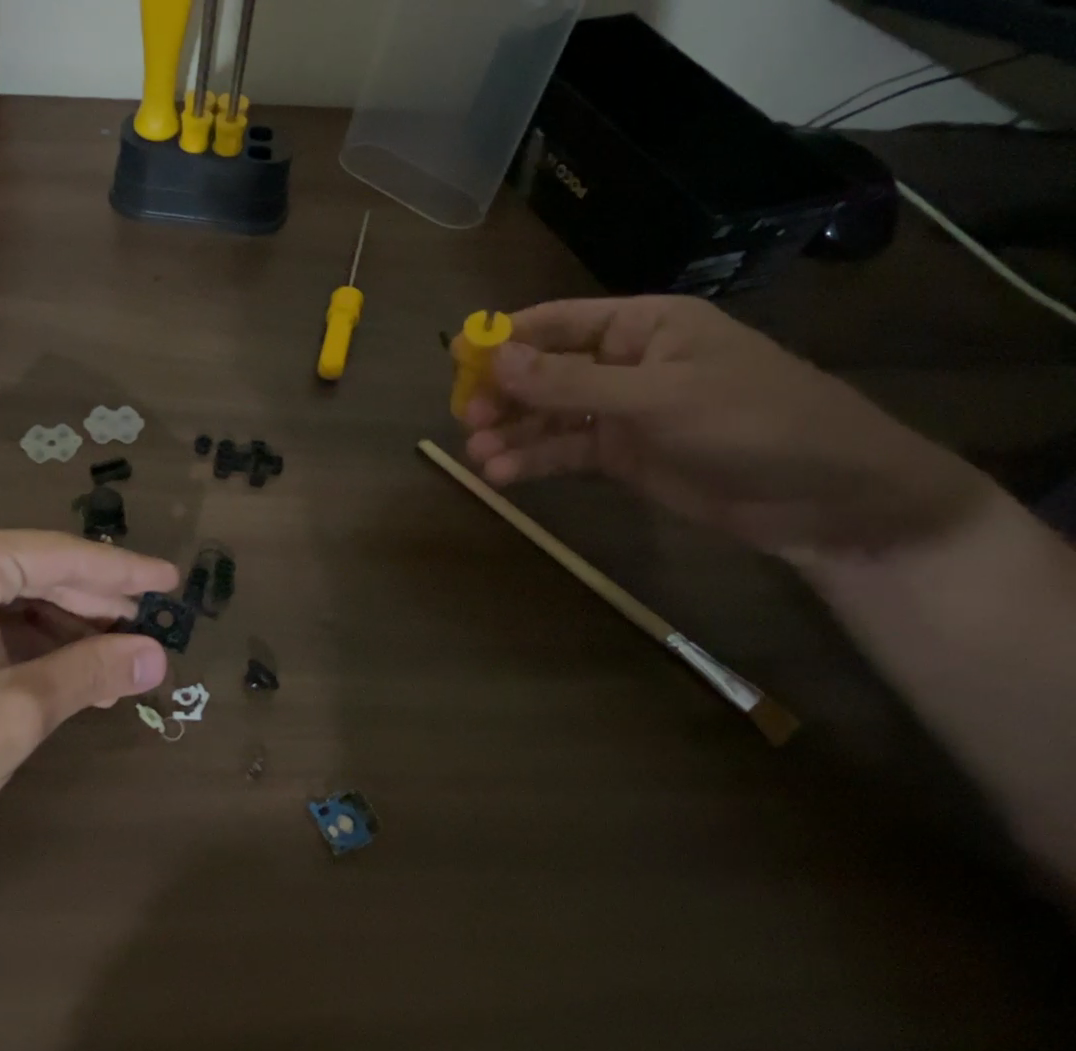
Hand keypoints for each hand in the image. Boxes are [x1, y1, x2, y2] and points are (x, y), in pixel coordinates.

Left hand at [0, 523, 176, 876]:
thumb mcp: (18, 711)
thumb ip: (92, 671)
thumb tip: (156, 655)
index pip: (61, 557)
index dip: (124, 573)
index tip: (173, 580)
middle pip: (34, 571)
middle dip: (94, 604)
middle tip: (152, 629)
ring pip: (7, 596)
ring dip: (61, 627)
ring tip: (117, 658)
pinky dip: (22, 640)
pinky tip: (62, 667)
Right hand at [457, 295, 991, 558]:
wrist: (827, 496)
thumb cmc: (753, 422)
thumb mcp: (658, 398)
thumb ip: (572, 383)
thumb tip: (494, 359)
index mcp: (642, 326)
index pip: (556, 322)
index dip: (504, 337)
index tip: (456, 358)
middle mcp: (623, 363)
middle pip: (542, 371)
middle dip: (502, 393)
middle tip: (466, 419)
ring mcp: (620, 412)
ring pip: (547, 416)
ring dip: (511, 433)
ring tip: (478, 457)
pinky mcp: (621, 456)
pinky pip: (564, 452)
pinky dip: (532, 461)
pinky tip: (503, 475)